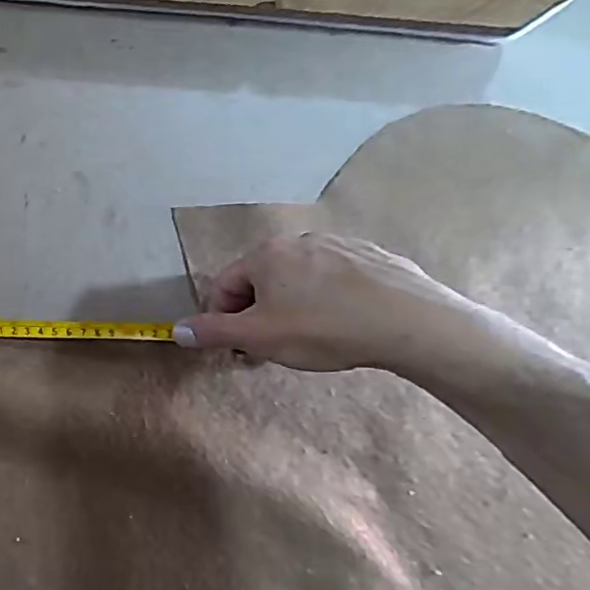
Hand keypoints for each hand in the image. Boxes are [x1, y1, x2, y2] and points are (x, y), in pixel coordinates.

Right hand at [173, 233, 474, 371]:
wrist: (413, 323)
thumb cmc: (324, 328)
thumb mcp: (258, 337)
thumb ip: (212, 332)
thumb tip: (176, 330)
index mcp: (265, 255)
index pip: (223, 286)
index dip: (221, 320)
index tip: (235, 348)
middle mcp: (298, 241)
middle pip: (260, 282)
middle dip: (256, 316)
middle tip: (269, 349)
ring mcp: (339, 245)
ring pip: (297, 280)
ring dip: (290, 308)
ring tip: (309, 340)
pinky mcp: (374, 257)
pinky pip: (334, 280)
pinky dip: (328, 300)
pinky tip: (344, 325)